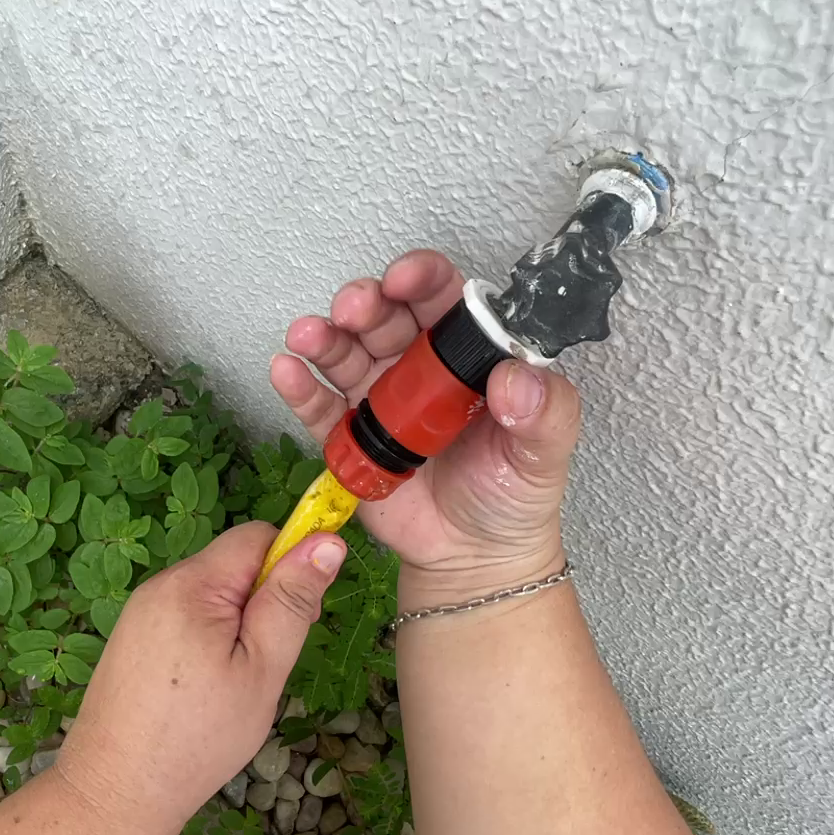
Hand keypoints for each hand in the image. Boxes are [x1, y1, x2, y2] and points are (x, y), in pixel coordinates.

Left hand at [51, 522, 345, 834]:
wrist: (114, 794)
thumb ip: (292, 602)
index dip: (290, 563)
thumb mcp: (262, 669)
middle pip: (233, 565)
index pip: (257, 536)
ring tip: (235, 681)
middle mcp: (161, 585)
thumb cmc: (199, 737)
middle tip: (266, 662)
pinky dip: (209, 638)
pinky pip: (186, 616)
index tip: (301, 615)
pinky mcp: (132, 637)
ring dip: (237, 623)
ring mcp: (141, 612)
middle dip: (263, 600)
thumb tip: (328, 541)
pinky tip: (205, 687)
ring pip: (212, 594)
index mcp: (193, 584)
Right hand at [268, 251, 580, 599]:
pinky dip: (299, 386)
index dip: (421, 279)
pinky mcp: (348, 439)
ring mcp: (378, 401)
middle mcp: (416, 370)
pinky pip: (318, 406)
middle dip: (364, 303)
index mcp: (464, 358)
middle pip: (383, 318)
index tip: (405, 278)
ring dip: (323, 337)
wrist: (472, 556)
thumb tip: (516, 378)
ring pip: (344, 354)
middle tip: (354, 308)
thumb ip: (546, 412)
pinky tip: (286, 369)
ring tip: (308, 335)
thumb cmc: (510, 495)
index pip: (441, 300)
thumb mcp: (544, 453)